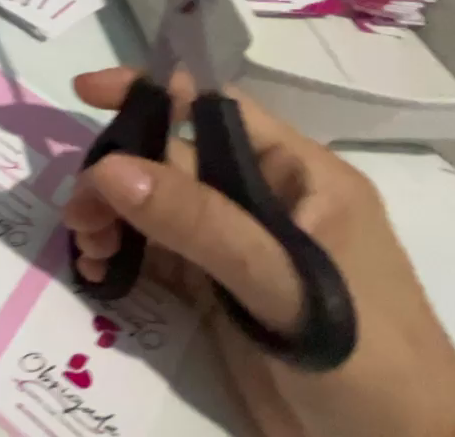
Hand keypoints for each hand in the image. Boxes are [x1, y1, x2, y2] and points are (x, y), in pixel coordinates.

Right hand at [64, 67, 454, 436]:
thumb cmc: (373, 364)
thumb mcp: (287, 286)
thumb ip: (201, 224)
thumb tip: (108, 168)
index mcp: (297, 176)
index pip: (213, 107)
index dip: (150, 90)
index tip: (85, 93)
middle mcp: (262, 199)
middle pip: (167, 160)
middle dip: (115, 178)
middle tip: (80, 215)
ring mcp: (236, 244)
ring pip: (151, 205)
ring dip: (109, 218)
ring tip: (87, 250)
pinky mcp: (214, 287)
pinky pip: (151, 251)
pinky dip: (117, 253)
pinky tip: (98, 271)